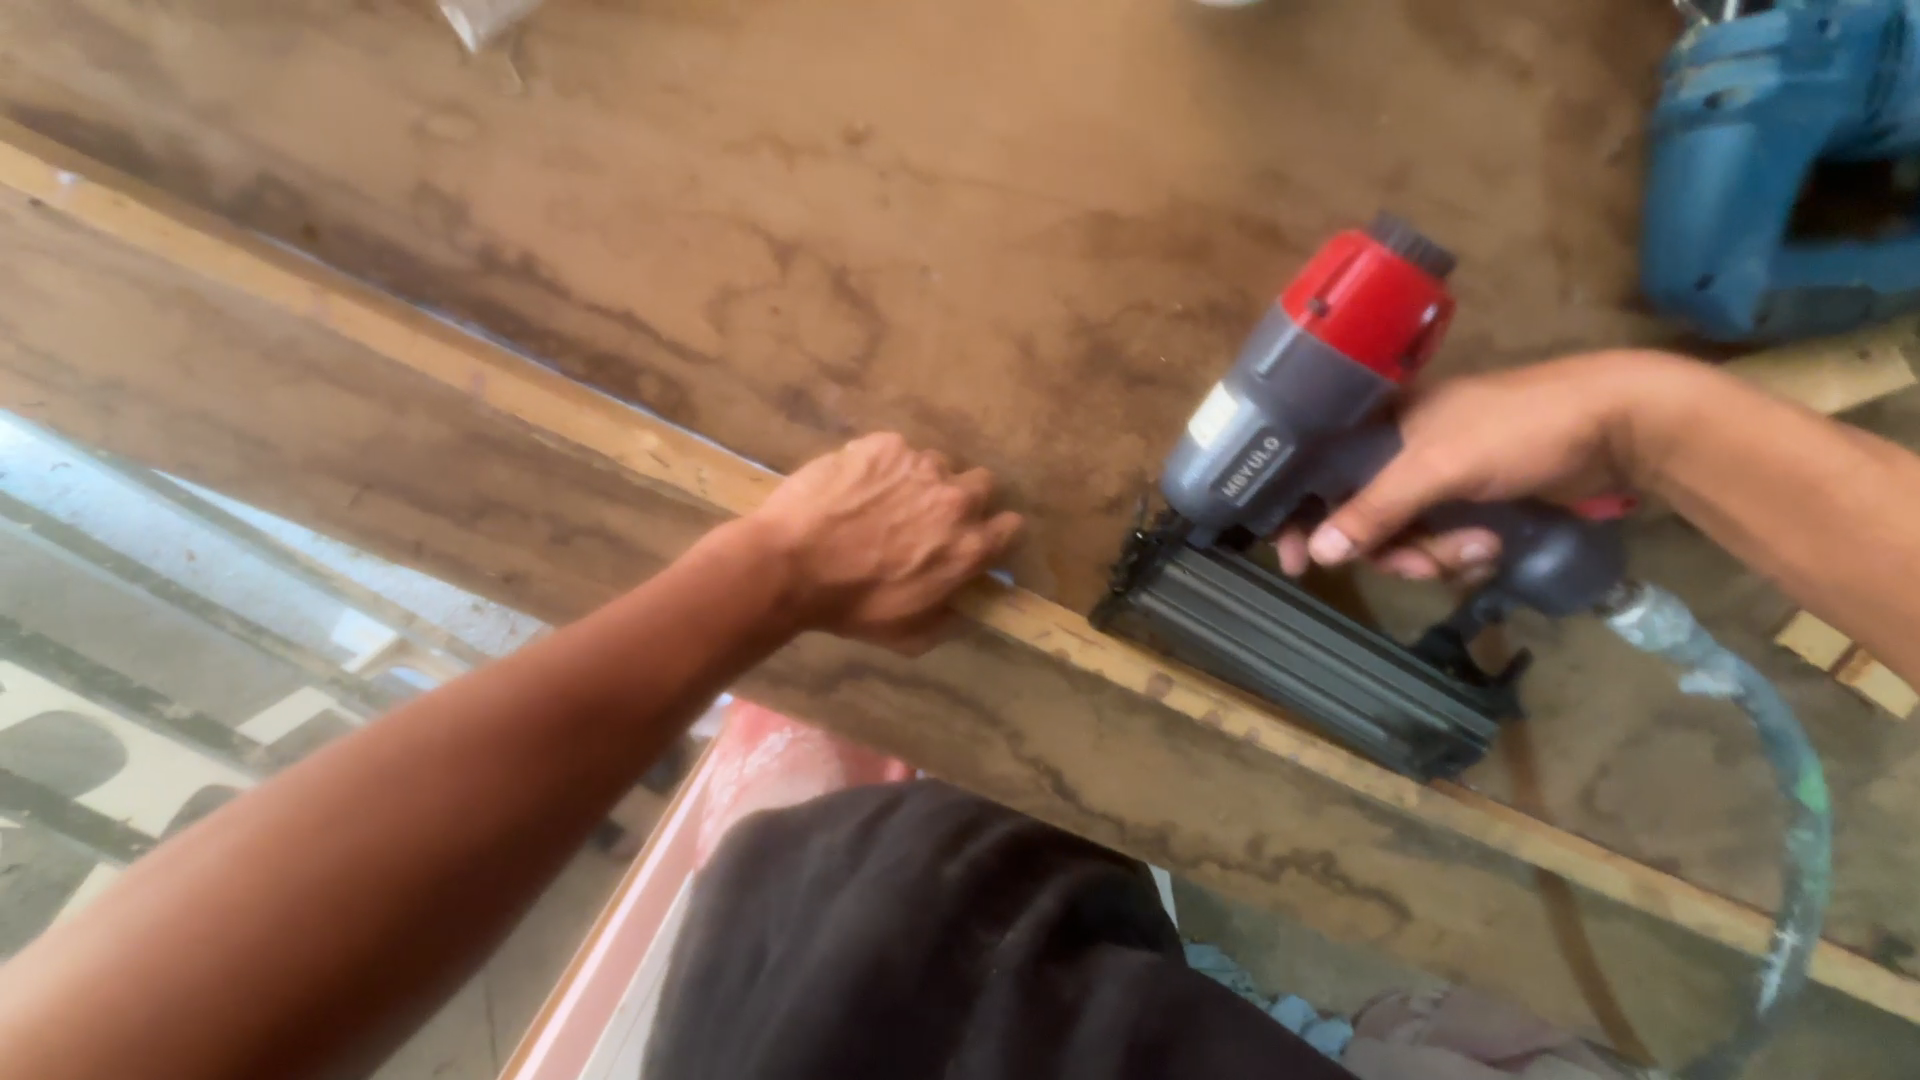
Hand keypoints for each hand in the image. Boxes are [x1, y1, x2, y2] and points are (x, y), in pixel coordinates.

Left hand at [744, 432, 1024, 653]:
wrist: (790, 565)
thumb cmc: (852, 607)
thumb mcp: (911, 635)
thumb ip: (949, 617)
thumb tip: (961, 604)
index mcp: (968, 546)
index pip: (1011, 526)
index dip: (994, 532)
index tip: (974, 538)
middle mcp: (954, 499)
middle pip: (983, 483)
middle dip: (965, 497)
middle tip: (930, 515)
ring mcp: (919, 465)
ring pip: (937, 463)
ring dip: (921, 480)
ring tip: (884, 498)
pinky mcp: (883, 445)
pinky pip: (895, 451)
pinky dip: (882, 465)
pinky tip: (856, 485)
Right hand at [1276, 350, 1687, 579]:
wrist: (1622, 428)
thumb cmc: (1519, 428)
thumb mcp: (1437, 466)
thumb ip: (1374, 509)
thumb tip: (1319, 553)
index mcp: (1374, 425)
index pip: (1314, 473)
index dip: (1300, 516)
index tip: (1297, 560)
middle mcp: (1393, 453)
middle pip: (1356, 518)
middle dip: (1389, 547)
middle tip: (1413, 563)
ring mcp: (1430, 481)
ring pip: (1397, 538)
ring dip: (1432, 555)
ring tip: (1476, 547)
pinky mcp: (1464, 504)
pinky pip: (1434, 544)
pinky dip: (1458, 554)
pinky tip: (1491, 545)